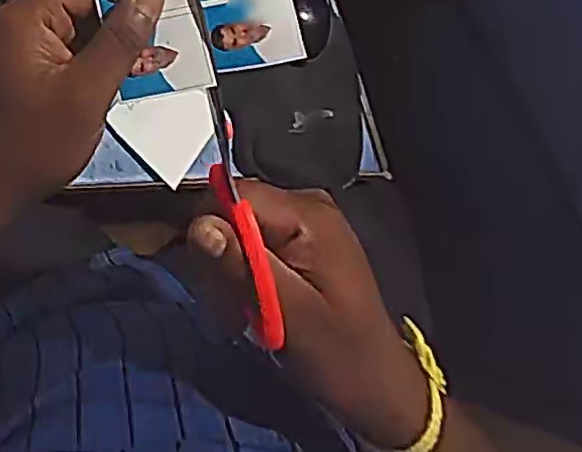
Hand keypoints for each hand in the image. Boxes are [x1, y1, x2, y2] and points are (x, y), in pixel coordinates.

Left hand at [0, 0, 163, 207]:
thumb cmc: (28, 145)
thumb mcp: (88, 90)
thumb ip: (120, 39)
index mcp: (25, 19)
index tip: (159, 6)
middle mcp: (20, 26)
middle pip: (84, 8)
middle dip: (124, 26)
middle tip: (160, 41)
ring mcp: (24, 49)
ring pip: (82, 33)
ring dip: (116, 48)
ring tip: (149, 64)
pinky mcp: (31, 70)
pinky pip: (72, 54)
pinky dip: (98, 64)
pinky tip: (127, 76)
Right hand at [189, 182, 431, 448]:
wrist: (381, 387)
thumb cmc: (342, 356)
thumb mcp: (291, 316)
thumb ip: (244, 265)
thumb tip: (200, 225)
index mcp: (308, 214)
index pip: (231, 193)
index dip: (212, 229)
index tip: (216, 275)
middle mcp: (304, 202)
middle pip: (230, 205)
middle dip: (221, 252)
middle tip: (234, 302)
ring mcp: (302, 215)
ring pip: (234, 220)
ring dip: (229, 263)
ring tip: (246, 306)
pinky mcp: (297, 231)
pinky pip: (249, 232)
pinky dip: (242, 264)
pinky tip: (254, 295)